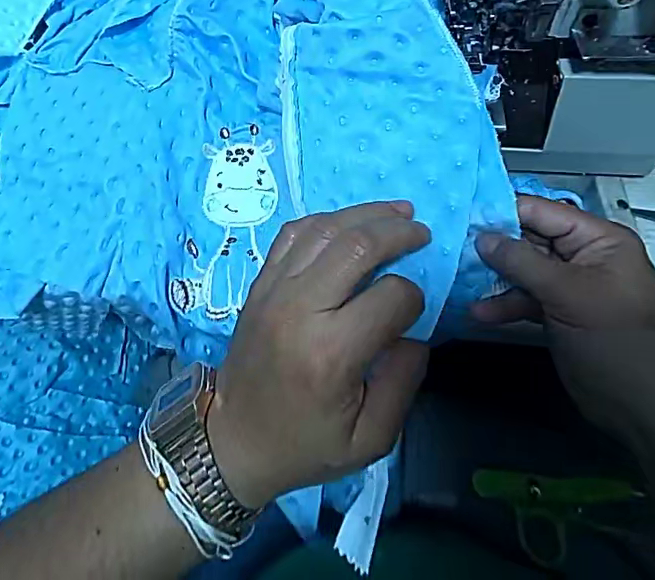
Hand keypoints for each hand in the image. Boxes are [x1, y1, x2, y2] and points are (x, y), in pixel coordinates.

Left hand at [207, 201, 431, 507]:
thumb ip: (404, 382)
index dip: (414, 296)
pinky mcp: (261, 280)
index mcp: (330, 354)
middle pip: (356, 246)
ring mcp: (275, 288)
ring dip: (367, 214)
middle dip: (397, 232)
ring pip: (326, 228)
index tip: (416, 307)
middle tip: (421, 232)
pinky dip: (328, 219)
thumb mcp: (370, 439)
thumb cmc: (305, 442)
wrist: (233, 439)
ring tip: (397, 212)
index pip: (390, 297)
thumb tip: (415, 329)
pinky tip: (350, 221)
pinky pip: (295, 232)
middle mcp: (300, 309)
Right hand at [473, 195, 654, 441]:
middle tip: (453, 246)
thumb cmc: (617, 341)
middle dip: (495, 245)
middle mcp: (584, 255)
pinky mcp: (562, 314)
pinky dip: (506, 304)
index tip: (462, 216)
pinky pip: (528, 298)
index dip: (503, 212)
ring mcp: (572, 286)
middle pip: (530, 238)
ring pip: (525, 270)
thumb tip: (482, 236)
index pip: (542, 211)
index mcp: (597, 238)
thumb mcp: (568, 294)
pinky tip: (480, 312)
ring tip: (461, 279)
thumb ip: (522, 261)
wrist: (652, 413)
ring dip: (496, 277)